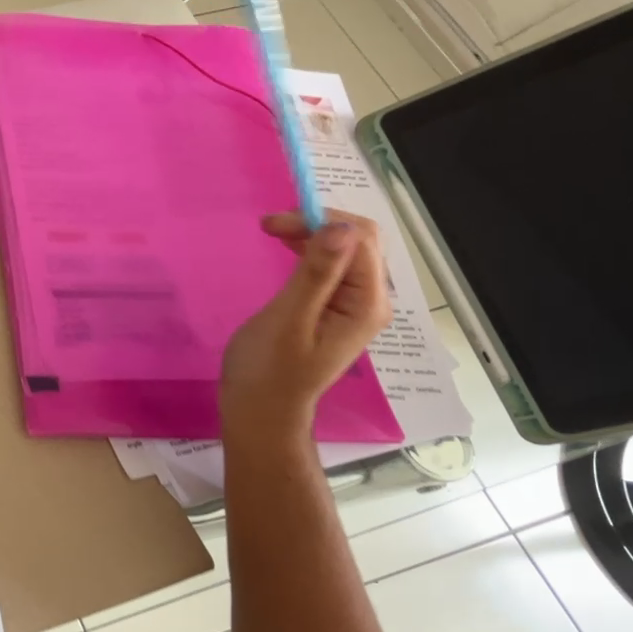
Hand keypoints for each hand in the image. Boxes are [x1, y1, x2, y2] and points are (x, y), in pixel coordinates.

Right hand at [221, 210, 392, 439]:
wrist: (261, 410)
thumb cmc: (267, 369)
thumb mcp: (287, 320)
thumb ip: (315, 275)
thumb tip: (339, 228)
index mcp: (366, 303)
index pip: (359, 240)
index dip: (319, 221)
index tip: (270, 224)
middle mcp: (371, 300)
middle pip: (359, 242)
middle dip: (318, 223)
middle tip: (268, 226)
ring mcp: (355, 307)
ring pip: (346, 252)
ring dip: (313, 235)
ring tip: (273, 233)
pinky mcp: (336, 311)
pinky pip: (334, 269)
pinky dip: (311, 252)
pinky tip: (288, 252)